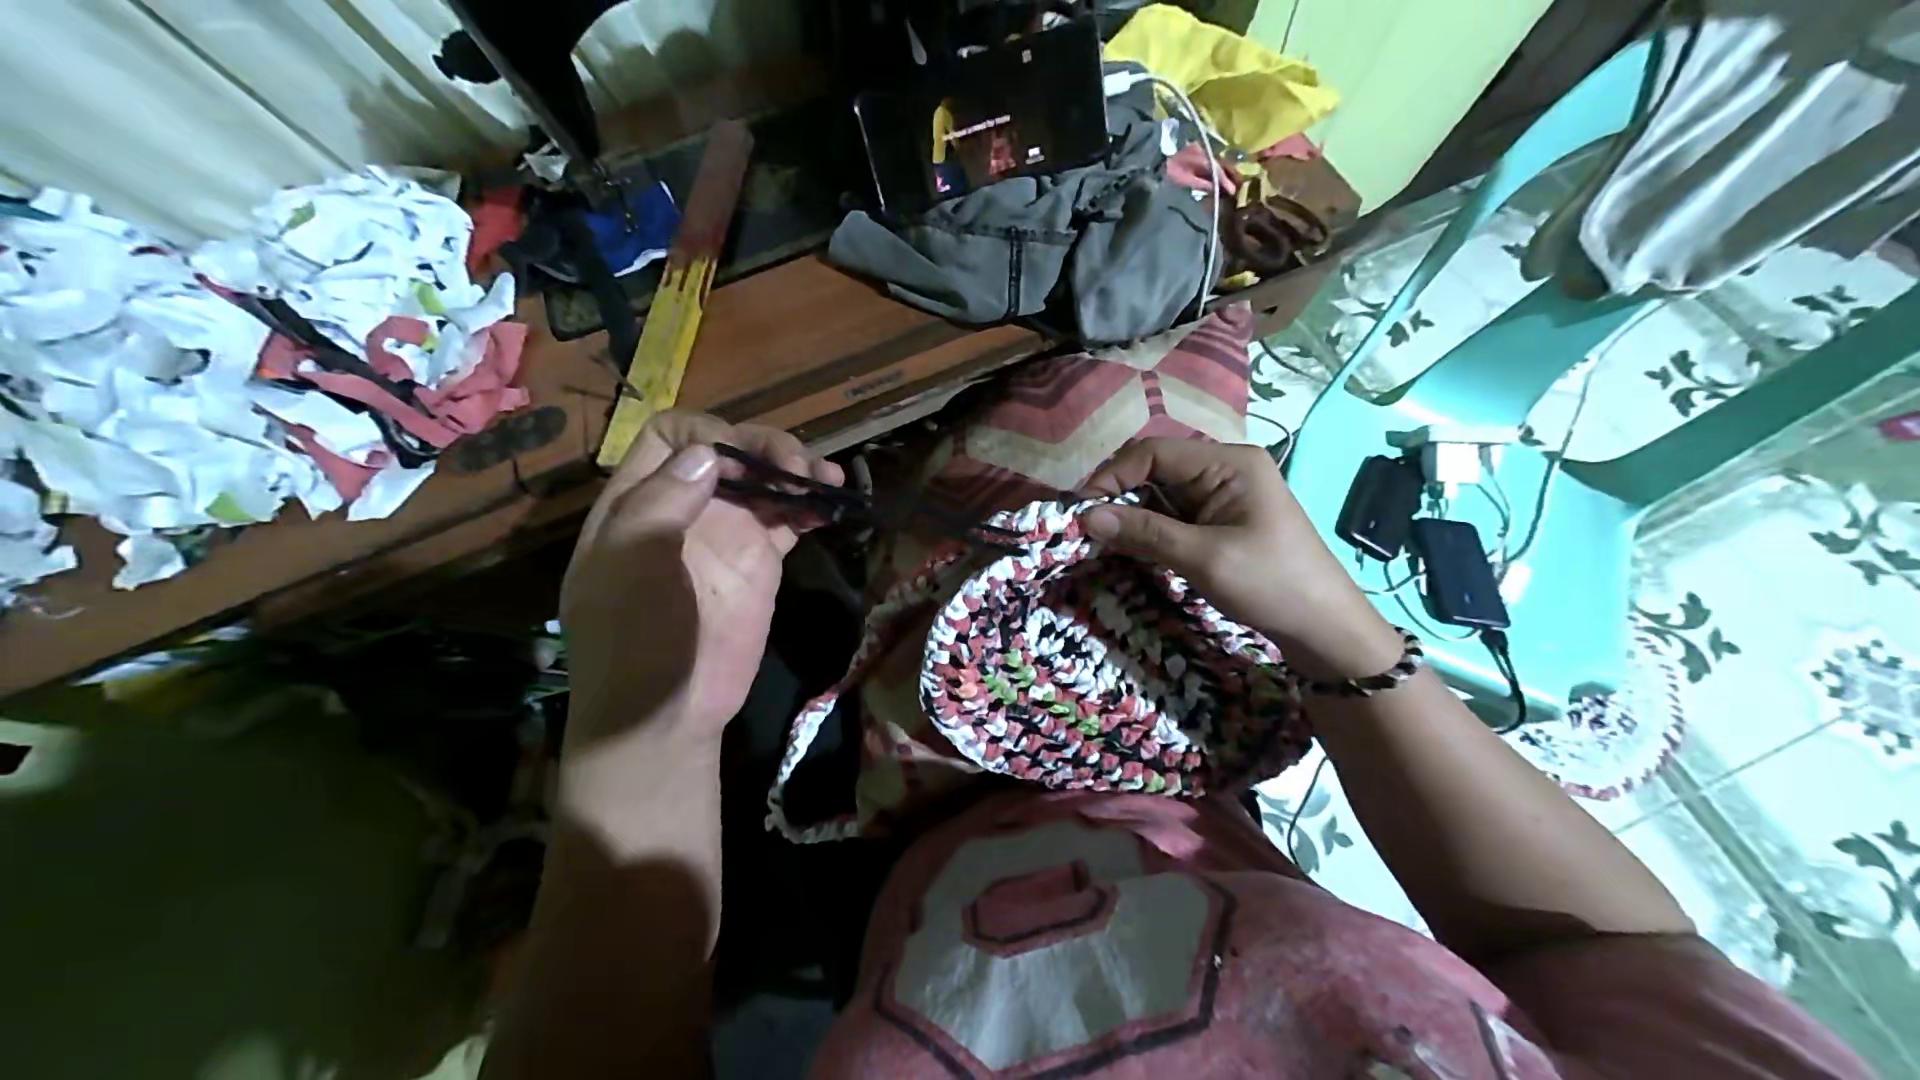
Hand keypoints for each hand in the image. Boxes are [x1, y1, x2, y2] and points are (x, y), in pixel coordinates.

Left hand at [560, 410, 842, 753]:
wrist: (669, 712)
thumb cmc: (634, 643)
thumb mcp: (628, 571)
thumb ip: (659, 506)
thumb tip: (710, 454)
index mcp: (640, 501)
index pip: (672, 437)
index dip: (708, 434)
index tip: (740, 462)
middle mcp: (687, 508)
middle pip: (729, 451)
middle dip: (766, 448)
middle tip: (801, 468)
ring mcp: (726, 533)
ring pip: (764, 481)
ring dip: (796, 471)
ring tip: (828, 481)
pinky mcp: (761, 561)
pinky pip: (788, 519)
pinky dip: (809, 506)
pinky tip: (830, 508)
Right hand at [1081, 439, 1400, 680]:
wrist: (1321, 625)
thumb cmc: (1269, 583)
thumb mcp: (1203, 558)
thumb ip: (1144, 533)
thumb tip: (1086, 516)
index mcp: (1228, 463)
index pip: (1153, 454)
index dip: (1112, 477)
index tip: (1082, 511)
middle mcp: (1223, 469)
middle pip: (1153, 471)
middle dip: (1118, 497)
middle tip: (1087, 529)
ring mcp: (1220, 495)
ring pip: (1158, 495)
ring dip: (1130, 516)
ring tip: (1103, 542)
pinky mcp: (1217, 519)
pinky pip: (1171, 515)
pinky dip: (1148, 530)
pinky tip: (1131, 548)